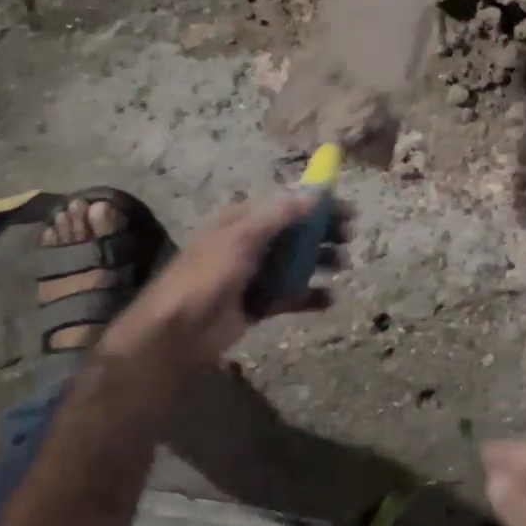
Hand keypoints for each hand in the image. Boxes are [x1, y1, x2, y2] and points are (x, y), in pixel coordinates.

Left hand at [104, 195, 334, 365]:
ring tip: (342, 266)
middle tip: (349, 239)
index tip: (348, 210)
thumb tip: (316, 192)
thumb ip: (281, 214)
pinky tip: (329, 299)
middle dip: (323, 233)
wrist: (176, 333)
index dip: (318, 205)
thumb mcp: (243, 237)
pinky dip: (310, 296)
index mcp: (243, 221)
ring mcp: (255, 275)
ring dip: (320, 261)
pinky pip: (290, 296)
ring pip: (296, 263)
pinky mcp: (258, 305)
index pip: (287, 205)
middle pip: (295, 233)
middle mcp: (250, 244)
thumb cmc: (207, 275)